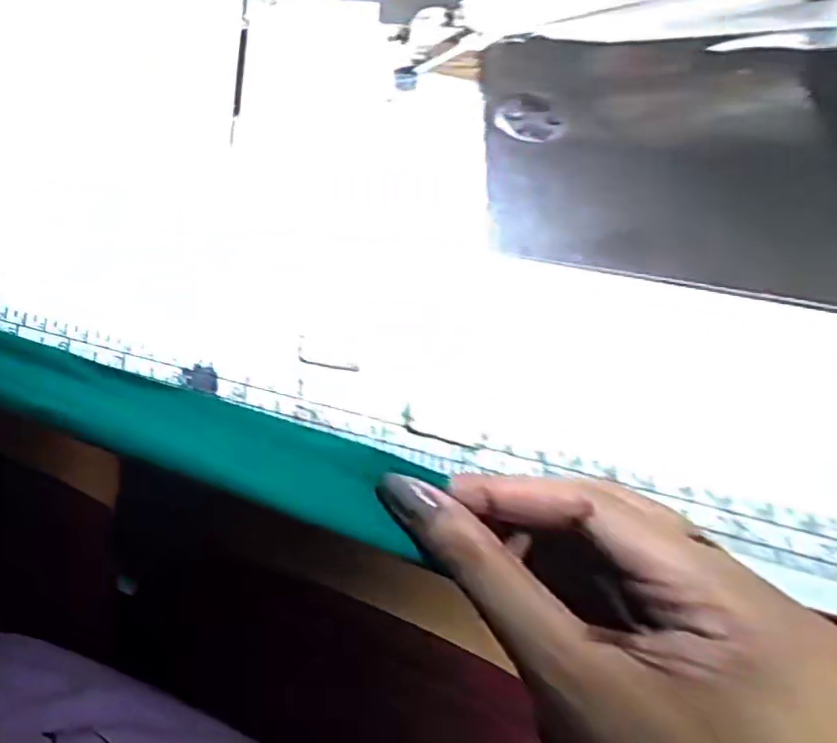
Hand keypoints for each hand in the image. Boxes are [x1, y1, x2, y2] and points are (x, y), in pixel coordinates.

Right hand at [379, 473, 836, 742]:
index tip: (428, 496)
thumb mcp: (562, 668)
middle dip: (520, 512)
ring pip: (618, 545)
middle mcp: (756, 600)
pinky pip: (629, 581)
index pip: (599, 507)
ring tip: (477, 552)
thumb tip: (402, 489)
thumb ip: (481, 570)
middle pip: (614, 518)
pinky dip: (563, 573)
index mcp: (742, 604)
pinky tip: (521, 584)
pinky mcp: (718, 645)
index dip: (506, 492)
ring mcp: (743, 624)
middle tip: (448, 519)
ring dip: (536, 542)